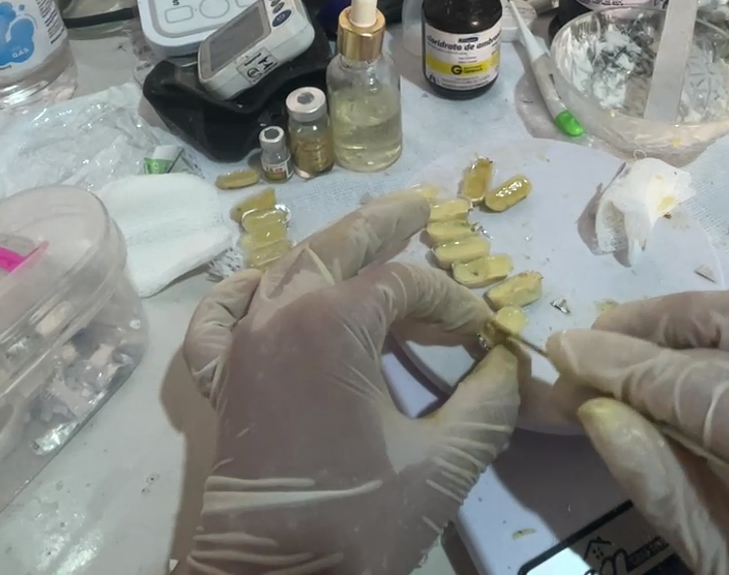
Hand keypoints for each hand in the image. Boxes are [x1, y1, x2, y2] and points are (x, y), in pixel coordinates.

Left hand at [181, 192, 520, 573]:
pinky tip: (258, 284)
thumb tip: (509, 364)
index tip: (479, 326)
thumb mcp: (442, 465)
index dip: (448, 298)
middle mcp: (280, 315)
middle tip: (418, 206)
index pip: (401, 285)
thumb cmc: (357, 522)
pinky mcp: (222, 376)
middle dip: (382, 224)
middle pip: (336, 246)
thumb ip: (486, 405)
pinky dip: (238, 293)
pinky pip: (218, 317)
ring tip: (365, 235)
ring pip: (285, 268)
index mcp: (332, 324)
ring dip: (328, 249)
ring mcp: (243, 342)